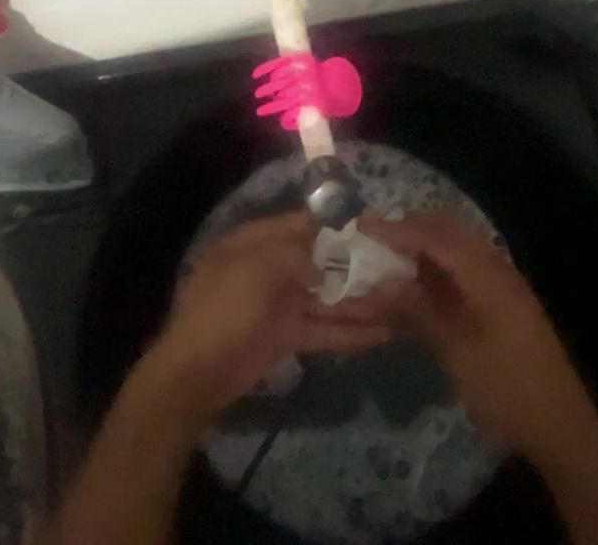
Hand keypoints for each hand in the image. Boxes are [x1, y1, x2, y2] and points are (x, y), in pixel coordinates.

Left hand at [139, 211, 393, 419]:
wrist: (195, 375)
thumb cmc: (223, 311)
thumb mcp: (255, 269)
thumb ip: (294, 254)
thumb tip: (325, 264)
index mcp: (255, 242)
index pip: (302, 223)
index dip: (337, 223)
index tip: (375, 224)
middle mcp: (270, 267)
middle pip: (321, 260)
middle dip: (356, 263)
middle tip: (398, 264)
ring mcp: (279, 303)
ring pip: (328, 296)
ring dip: (360, 298)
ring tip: (402, 298)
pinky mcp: (287, 336)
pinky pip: (324, 328)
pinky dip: (351, 331)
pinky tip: (384, 333)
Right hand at [361, 212, 594, 459]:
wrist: (561, 430)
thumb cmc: (507, 388)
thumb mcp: (456, 351)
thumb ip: (418, 310)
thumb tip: (378, 283)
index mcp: (488, 275)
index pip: (436, 237)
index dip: (398, 229)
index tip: (361, 225)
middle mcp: (496, 271)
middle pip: (449, 235)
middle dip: (410, 230)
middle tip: (372, 234)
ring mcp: (502, 289)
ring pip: (456, 252)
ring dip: (423, 248)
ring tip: (386, 255)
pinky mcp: (502, 308)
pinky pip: (463, 274)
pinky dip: (436, 271)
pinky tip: (414, 285)